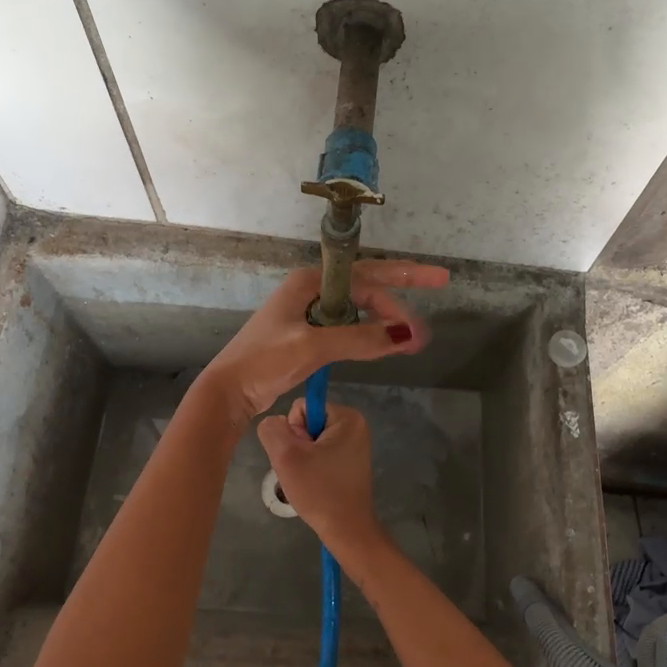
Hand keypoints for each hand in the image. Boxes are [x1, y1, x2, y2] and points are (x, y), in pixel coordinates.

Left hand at [200, 260, 448, 420]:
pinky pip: (349, 327)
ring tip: (411, 338)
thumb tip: (407, 335)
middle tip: (431, 306)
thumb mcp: (313, 348)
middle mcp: (312, 291)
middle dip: (399, 298)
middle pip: (367, 287)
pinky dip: (369, 334)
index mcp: (310, 282)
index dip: (405, 280)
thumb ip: (360, 339)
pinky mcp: (308, 335)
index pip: (368, 275)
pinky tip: (386, 343)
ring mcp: (309, 313)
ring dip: (386, 320)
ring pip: (359, 309)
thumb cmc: (264, 361)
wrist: (229, 391)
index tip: (437, 283)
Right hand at [258, 399, 381, 546]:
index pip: (302, 408)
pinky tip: (316, 484)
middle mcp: (356, 426)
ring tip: (309, 479)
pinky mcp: (351, 462)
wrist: (347, 529)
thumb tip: (275, 423)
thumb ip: (272, 429)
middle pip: (307, 424)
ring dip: (303, 459)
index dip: (293, 432)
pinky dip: (313, 468)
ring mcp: (355, 445)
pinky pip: (321, 455)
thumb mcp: (286, 456)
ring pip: (311, 442)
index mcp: (347, 417)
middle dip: (299, 447)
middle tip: (304, 471)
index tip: (302, 456)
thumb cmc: (320, 490)